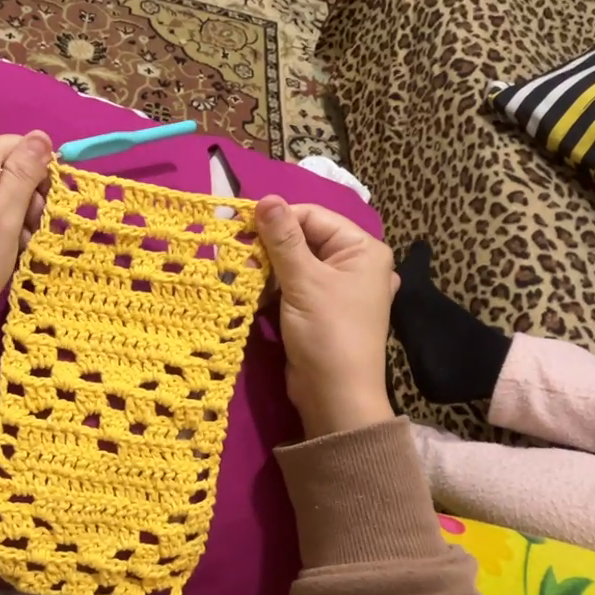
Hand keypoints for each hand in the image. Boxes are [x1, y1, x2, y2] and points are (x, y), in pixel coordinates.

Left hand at [0, 131, 52, 370]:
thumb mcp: (6, 217)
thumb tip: (42, 135)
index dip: (39, 174)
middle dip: (26, 199)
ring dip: (14, 216)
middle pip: (8, 168)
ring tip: (13, 247)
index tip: (42, 210)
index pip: (20, 146)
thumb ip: (25, 172)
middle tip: (27, 233)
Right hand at [253, 196, 398, 437]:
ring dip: (266, 270)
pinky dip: (272, 290)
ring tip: (236, 273)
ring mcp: (337, 290)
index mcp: (362, 249)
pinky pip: (293, 289)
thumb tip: (265, 198)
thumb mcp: (304, 281)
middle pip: (303, 240)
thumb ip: (283, 239)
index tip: (238, 226)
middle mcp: (354, 264)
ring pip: (294, 265)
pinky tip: (248, 293)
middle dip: (268, 247)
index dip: (277, 219)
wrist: (335, 396)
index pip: (313, 216)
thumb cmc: (327, 333)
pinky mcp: (319, 312)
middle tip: (232, 251)